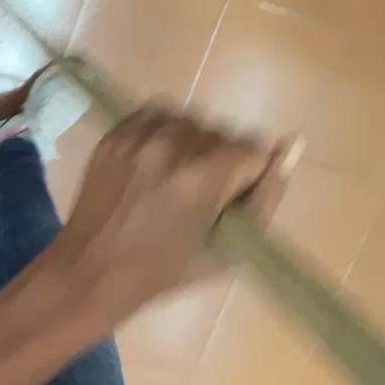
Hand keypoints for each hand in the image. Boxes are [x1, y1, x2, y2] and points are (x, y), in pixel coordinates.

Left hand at [45, 106, 296, 325]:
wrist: (91, 270)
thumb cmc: (164, 271)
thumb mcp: (227, 249)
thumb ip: (266, 197)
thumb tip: (293, 145)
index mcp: (203, 177)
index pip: (253, 148)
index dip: (247, 175)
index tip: (229, 200)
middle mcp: (172, 146)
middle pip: (221, 133)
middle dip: (220, 159)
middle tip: (200, 195)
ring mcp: (138, 136)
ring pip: (190, 120)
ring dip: (192, 142)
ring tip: (176, 176)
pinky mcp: (114, 134)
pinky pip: (155, 113)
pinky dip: (163, 130)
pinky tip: (156, 160)